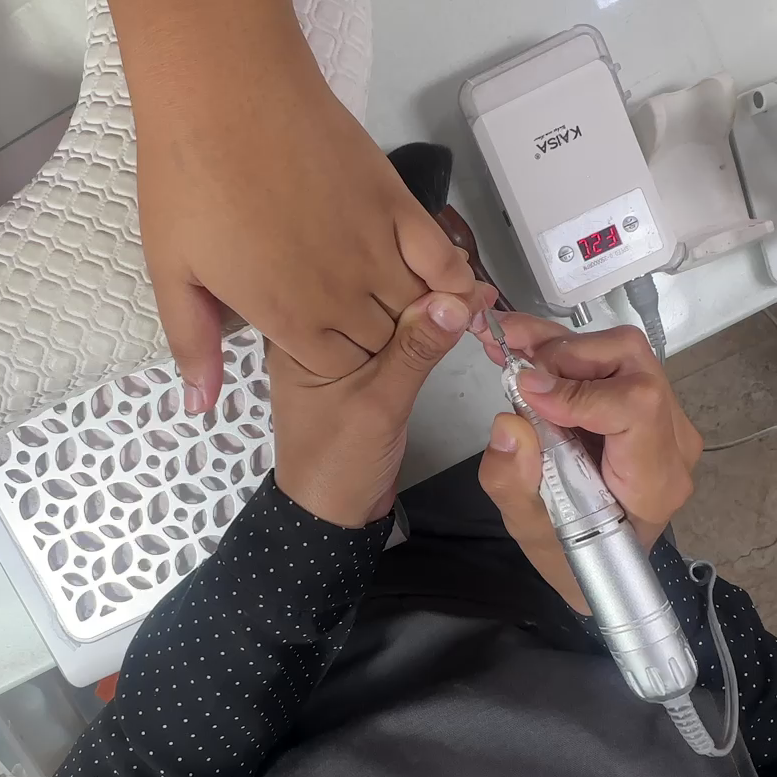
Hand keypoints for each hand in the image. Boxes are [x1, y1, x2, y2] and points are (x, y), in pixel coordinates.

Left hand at [135, 36, 474, 413]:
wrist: (224, 88)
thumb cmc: (187, 178)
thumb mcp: (171, 273)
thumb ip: (195, 345)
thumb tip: (201, 409)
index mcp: (290, 317)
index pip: (342, 366)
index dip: (341, 360)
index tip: (331, 342)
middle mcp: (343, 294)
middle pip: (383, 341)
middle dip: (376, 341)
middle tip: (359, 317)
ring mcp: (377, 248)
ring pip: (419, 306)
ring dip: (418, 313)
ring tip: (404, 302)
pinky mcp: (397, 204)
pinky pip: (443, 258)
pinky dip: (454, 280)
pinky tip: (453, 284)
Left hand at [270, 285, 495, 526]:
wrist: (330, 513)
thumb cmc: (339, 459)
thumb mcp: (380, 403)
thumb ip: (416, 351)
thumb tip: (457, 297)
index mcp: (299, 330)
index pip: (354, 281)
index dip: (407, 267)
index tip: (458, 264)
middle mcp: (315, 329)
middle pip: (373, 290)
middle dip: (426, 281)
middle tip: (476, 276)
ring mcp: (339, 348)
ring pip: (388, 311)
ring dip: (431, 303)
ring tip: (477, 291)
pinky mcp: (361, 366)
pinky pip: (395, 336)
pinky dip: (425, 327)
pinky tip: (457, 315)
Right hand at [475, 314, 704, 613]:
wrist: (595, 560)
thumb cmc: (567, 551)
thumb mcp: (527, 527)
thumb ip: (513, 480)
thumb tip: (509, 422)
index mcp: (654, 481)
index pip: (636, 407)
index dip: (578, 391)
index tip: (525, 392)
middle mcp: (671, 441)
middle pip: (632, 363)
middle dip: (565, 357)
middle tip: (515, 373)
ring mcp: (664, 416)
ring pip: (621, 350)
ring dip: (559, 347)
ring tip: (509, 350)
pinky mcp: (644, 399)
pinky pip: (610, 358)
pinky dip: (562, 348)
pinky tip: (523, 348)